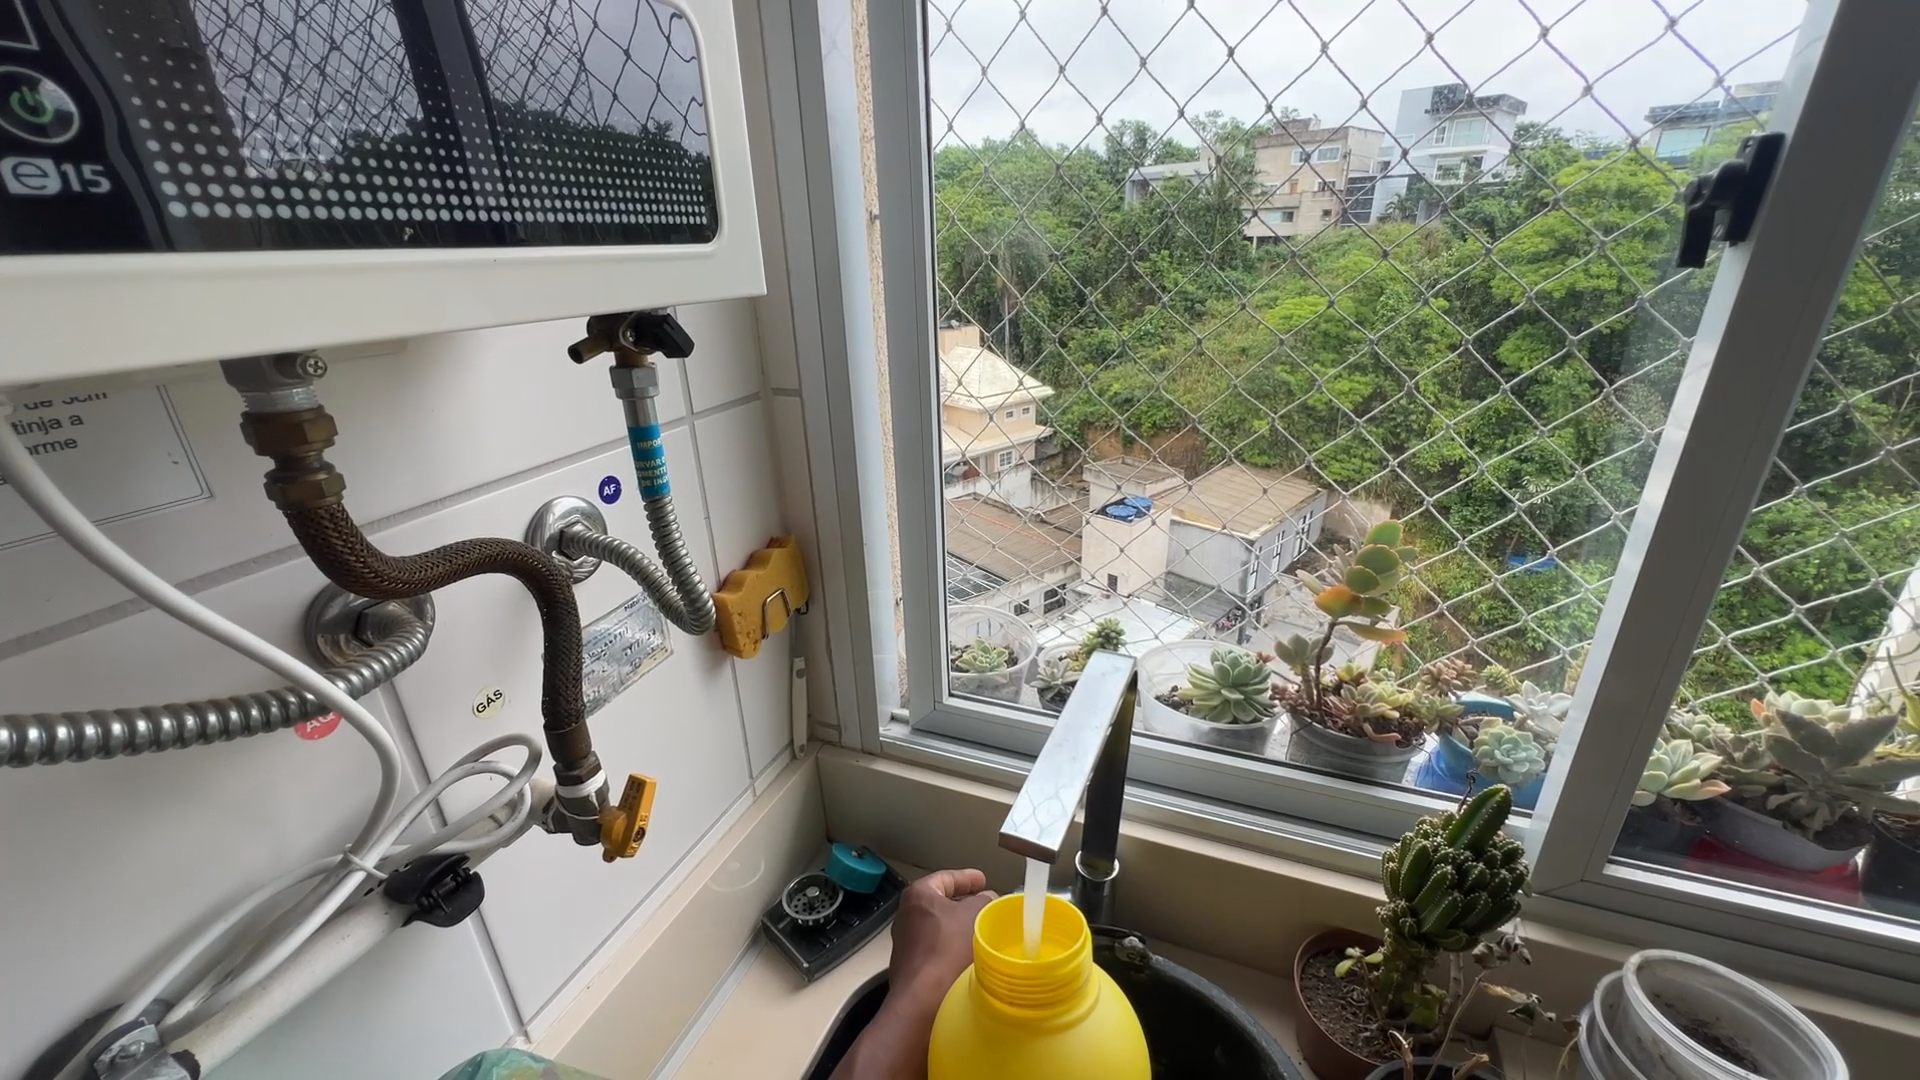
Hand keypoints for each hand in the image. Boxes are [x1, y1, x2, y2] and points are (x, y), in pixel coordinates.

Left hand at [888, 868, 996, 1014]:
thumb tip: (986, 898)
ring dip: (957, 927)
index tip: (983, 879)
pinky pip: (934, 948)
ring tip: (980, 930)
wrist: (923, 999)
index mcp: (918, 894)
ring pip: (937, 927)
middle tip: (985, 904)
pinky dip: (950, 947)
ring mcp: (904, 942)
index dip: (967, 877)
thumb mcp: (974, 915)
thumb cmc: (947, 949)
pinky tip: (967, 955)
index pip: (946, 877)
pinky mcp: (909, 966)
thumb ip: (983, 900)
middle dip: (963, 903)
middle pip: (940, 902)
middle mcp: (905, 915)